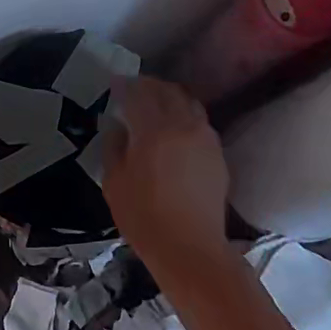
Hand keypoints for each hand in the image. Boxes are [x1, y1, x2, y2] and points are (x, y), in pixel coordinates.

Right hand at [101, 76, 230, 261]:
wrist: (189, 246)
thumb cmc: (142, 215)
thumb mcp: (113, 180)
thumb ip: (115, 146)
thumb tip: (118, 126)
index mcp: (154, 131)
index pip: (138, 94)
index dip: (124, 85)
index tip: (113, 83)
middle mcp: (184, 127)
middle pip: (168, 92)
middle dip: (149, 85)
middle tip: (132, 87)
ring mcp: (206, 140)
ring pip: (189, 104)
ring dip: (169, 97)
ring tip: (153, 104)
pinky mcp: (217, 155)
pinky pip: (199, 122)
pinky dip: (183, 115)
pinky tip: (171, 128)